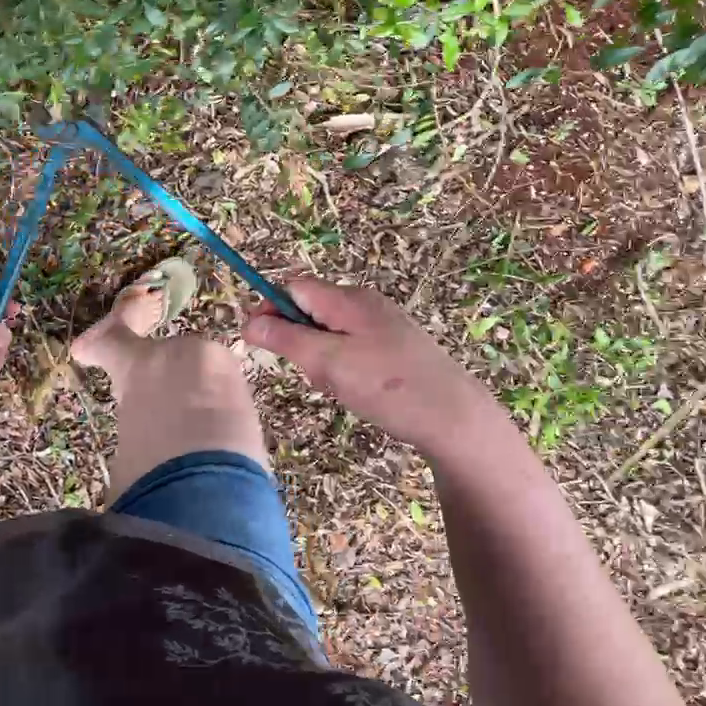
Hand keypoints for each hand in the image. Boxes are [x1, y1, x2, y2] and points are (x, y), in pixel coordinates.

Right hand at [243, 276, 505, 459]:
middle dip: (296, 340)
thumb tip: (251, 322)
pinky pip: (349, 349)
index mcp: (348, 300)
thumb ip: (286, 339)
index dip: (270, 310)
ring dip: (318, 359)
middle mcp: (364, 305)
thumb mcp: (327, 362)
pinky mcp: (392, 348)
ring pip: (328, 334)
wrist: (454, 418)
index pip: (293, 288)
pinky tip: (353, 391)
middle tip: (307, 371)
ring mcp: (381, 326)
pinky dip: (340, 368)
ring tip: (335, 386)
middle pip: (309, 310)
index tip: (259, 341)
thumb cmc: (387, 386)